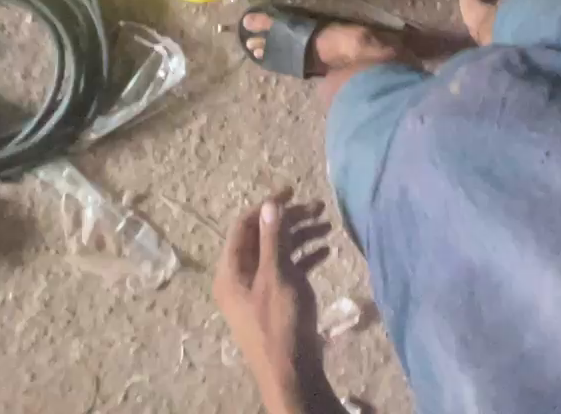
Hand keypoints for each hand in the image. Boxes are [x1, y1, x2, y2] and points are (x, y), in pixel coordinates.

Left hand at [213, 188, 338, 413]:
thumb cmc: (280, 321)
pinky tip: (327, 251)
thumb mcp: (277, 276)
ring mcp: (258, 288)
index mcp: (232, 271)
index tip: (294, 190)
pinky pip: (288, 267)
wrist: (290, 370)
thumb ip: (274, 239)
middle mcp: (241, 277)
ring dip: (301, 235)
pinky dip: (305, 255)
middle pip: (264, 236)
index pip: (244, 226)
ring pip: (278, 250)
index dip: (267, 205)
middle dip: (291, 218)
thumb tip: (270, 204)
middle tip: (320, 208)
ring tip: (328, 226)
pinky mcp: (275, 298)